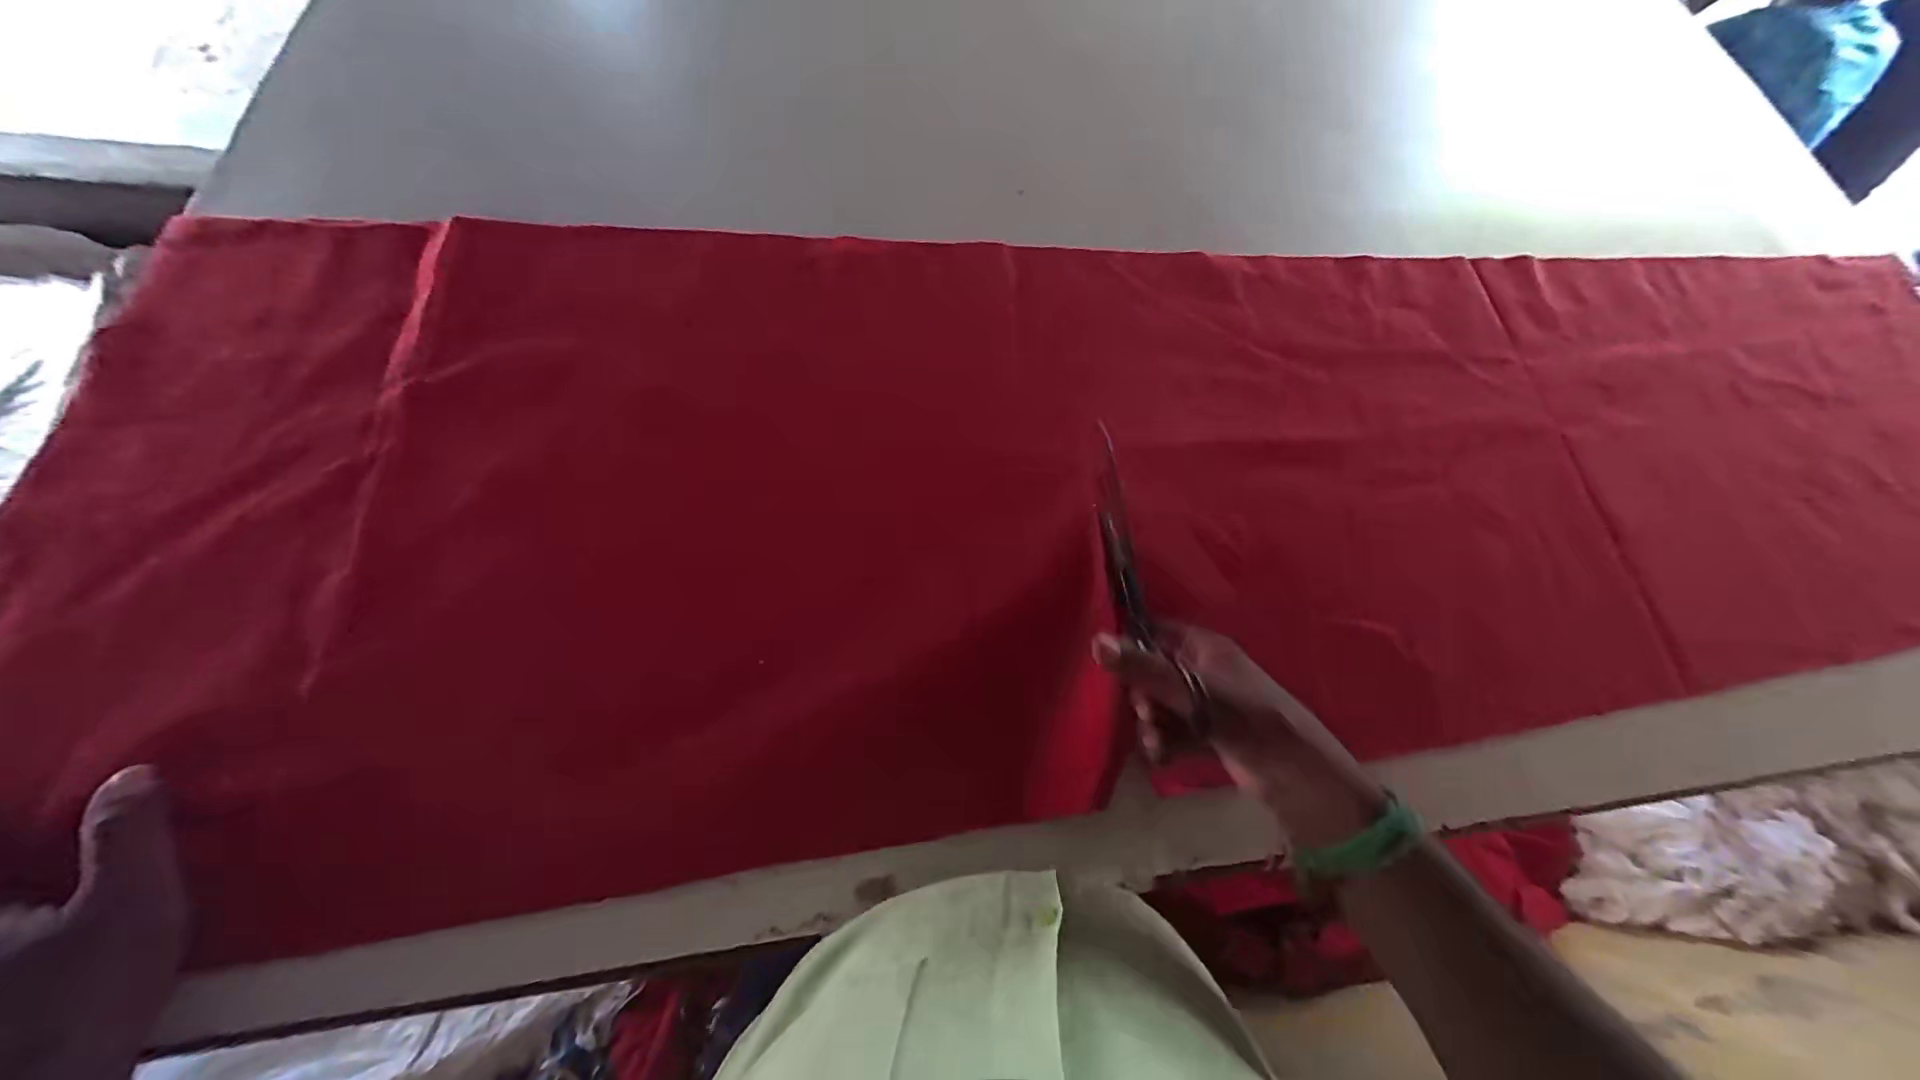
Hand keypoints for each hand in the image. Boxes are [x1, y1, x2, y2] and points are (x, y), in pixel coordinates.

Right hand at [1093, 624, 1386, 846]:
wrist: (1302, 780)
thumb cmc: (1249, 719)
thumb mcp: (1193, 691)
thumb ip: (1144, 668)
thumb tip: (1095, 640)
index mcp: (1203, 647)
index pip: (1153, 632)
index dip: (1128, 646)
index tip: (1109, 668)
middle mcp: (1202, 670)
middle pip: (1150, 673)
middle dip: (1140, 698)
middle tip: (1146, 715)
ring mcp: (1206, 704)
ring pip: (1159, 707)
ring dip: (1150, 726)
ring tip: (1157, 745)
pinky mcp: (1209, 736)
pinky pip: (1172, 732)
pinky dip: (1164, 744)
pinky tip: (1163, 759)